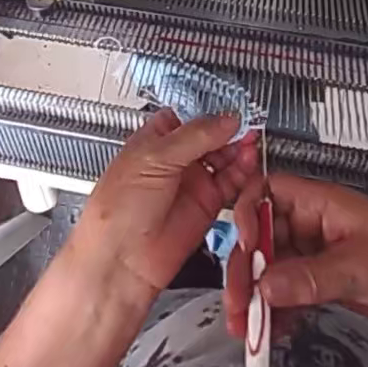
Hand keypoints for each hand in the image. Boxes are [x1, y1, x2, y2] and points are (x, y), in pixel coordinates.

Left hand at [63, 109, 258, 306]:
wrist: (120, 260)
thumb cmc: (116, 210)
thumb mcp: (154, 158)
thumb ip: (195, 136)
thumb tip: (225, 119)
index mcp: (156, 139)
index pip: (191, 115)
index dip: (212, 110)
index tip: (231, 106)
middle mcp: (176, 158)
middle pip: (212, 135)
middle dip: (230, 128)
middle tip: (246, 123)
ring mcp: (192, 181)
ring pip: (225, 157)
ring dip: (239, 148)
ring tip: (251, 141)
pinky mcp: (207, 204)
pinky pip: (232, 183)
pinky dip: (243, 172)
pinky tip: (249, 161)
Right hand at [224, 172, 367, 338]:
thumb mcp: (361, 267)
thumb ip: (311, 277)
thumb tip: (265, 286)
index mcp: (322, 203)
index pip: (269, 191)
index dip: (248, 212)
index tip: (242, 245)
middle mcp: (314, 224)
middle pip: (263, 236)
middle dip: (246, 269)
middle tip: (239, 303)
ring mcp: (317, 254)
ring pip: (271, 268)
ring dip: (256, 297)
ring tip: (249, 329)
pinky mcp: (322, 281)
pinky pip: (287, 292)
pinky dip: (277, 311)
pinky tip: (274, 331)